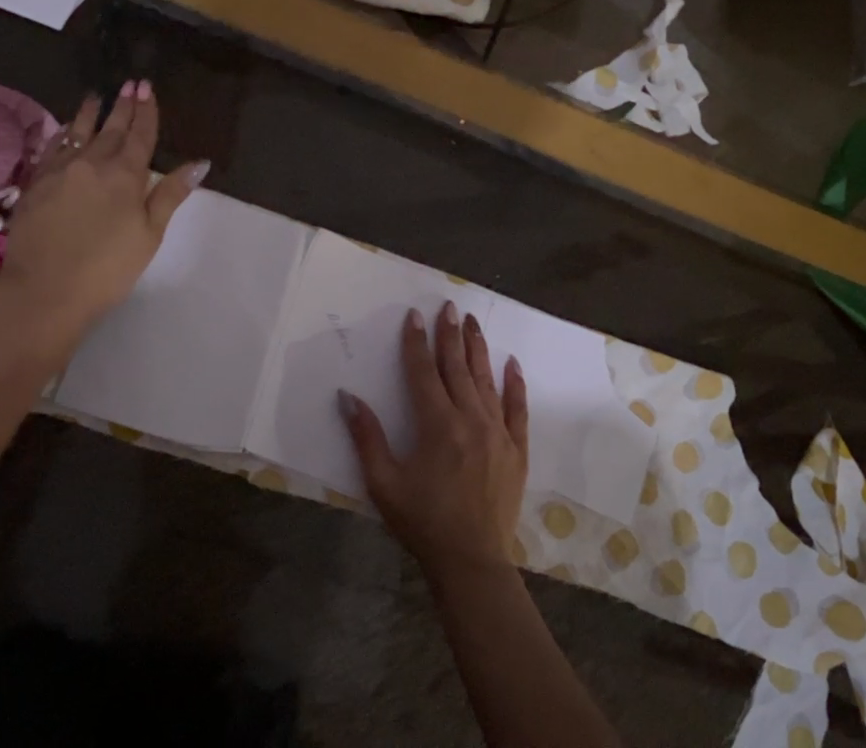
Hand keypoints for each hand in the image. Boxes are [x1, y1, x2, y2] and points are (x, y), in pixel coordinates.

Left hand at [0, 80, 208, 345]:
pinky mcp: (36, 183)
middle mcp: (92, 163)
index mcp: (125, 175)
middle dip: (123, 106)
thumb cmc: (107, 268)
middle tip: (130, 84)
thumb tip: (198, 163)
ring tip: (97, 95)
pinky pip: (53, 147)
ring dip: (91, 113)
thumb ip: (169, 195)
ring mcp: (60, 171)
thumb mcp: (149, 235)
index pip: (140, 136)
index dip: (146, 112)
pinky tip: (67, 129)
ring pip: (79, 132)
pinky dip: (64, 133)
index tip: (147, 89)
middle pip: (111, 129)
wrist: (45, 290)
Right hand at [340, 302, 529, 580]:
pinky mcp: (517, 451)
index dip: (416, 343)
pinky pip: (518, 410)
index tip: (414, 317)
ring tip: (473, 323)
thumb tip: (348, 397)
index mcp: (437, 425)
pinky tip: (512, 364)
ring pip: (487, 381)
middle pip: (458, 369)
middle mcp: (471, 420)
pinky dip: (515, 385)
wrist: (471, 559)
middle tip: (449, 307)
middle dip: (451, 335)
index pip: (424, 373)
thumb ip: (366, 437)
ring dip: (478, 350)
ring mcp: (498, 434)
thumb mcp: (383, 482)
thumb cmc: (422, 521)